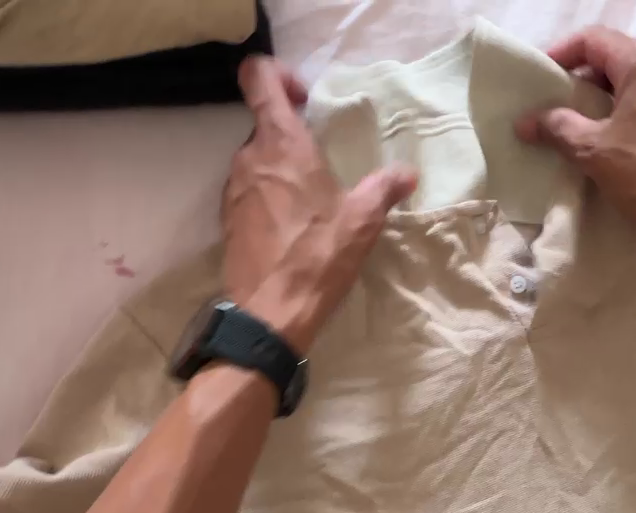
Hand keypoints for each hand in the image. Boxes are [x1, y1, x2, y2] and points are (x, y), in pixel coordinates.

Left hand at [222, 56, 417, 352]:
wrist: (270, 314)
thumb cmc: (317, 259)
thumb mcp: (362, 222)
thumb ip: (384, 189)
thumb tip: (406, 173)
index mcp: (282, 144)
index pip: (259, 77)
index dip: (279, 75)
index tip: (305, 99)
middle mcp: (250, 158)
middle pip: (264, 124)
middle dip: (291, 135)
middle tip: (321, 163)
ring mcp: (233, 190)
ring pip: (256, 161)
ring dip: (280, 170)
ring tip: (309, 203)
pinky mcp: (228, 220)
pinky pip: (249, 193)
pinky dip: (268, 198)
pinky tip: (291, 229)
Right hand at [515, 28, 635, 259]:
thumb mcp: (593, 150)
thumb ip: (557, 128)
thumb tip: (525, 122)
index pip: (594, 39)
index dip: (562, 52)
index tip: (542, 74)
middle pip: (616, 54)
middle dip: (584, 75)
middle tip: (559, 100)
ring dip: (606, 92)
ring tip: (583, 119)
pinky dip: (629, 104)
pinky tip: (614, 131)